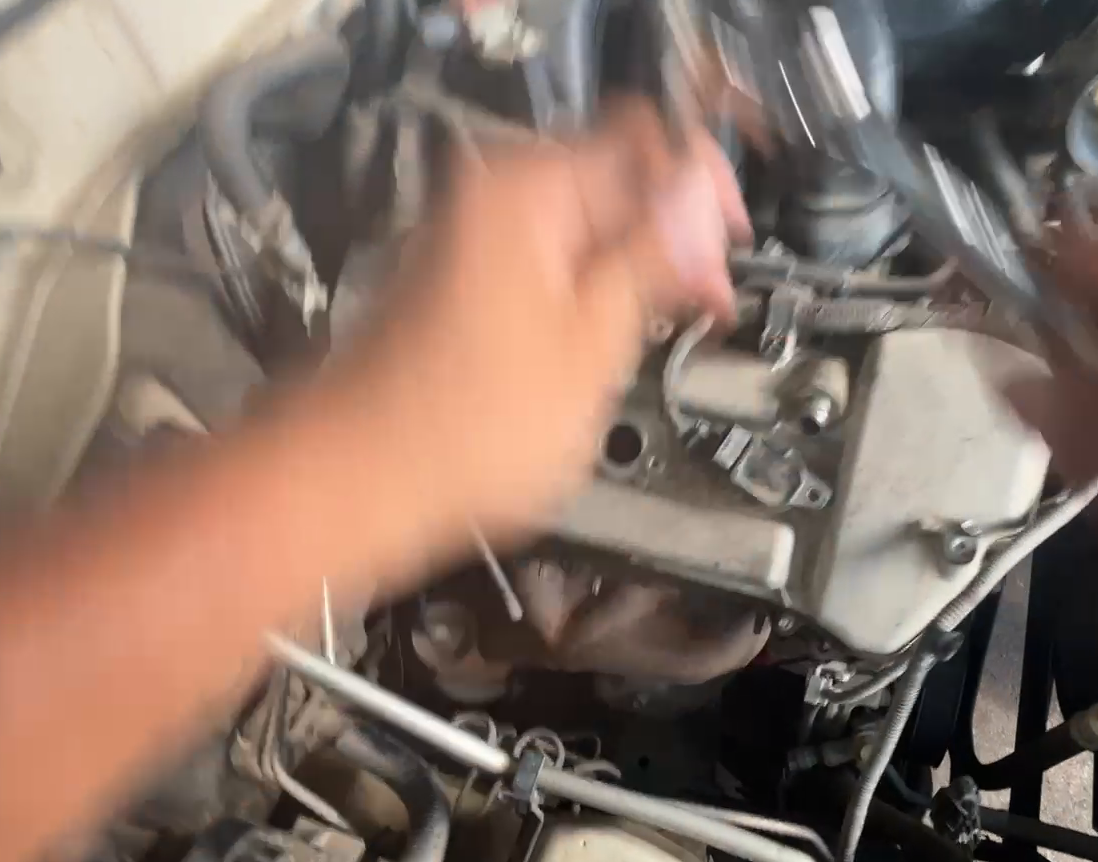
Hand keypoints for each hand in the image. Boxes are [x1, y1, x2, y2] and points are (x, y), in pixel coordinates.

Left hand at [316, 104, 746, 544]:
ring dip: (634, 275)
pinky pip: (548, 273)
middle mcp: (489, 206)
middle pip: (614, 188)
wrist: (368, 483)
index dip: (701, 188)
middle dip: (671, 241)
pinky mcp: (468, 293)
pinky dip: (589, 300)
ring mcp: (474, 249)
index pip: (644, 143)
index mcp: (524, 195)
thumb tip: (701, 206)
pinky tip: (610, 345)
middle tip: (706, 300)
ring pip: (584, 237)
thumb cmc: (463, 432)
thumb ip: (655, 262)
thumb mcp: (594, 344)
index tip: (729, 239)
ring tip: (667, 328)